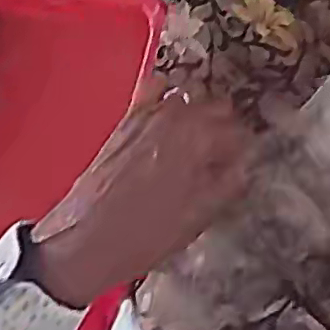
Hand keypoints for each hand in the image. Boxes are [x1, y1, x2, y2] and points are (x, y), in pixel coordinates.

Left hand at [28, 90, 250, 307]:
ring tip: (197, 135)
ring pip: (192, 95)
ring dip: (200, 110)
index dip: (245, 148)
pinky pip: (156, 86)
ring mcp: (153, 112)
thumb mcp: (199, 216)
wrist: (83, 243)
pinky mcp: (129, 116)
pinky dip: (167, 92)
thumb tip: (245, 164)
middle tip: (222, 152)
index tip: (241, 162)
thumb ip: (230, 183)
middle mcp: (182, 116)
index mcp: (204, 139)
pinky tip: (168, 108)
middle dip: (226, 126)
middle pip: (221, 107)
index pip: (241, 132)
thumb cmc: (147, 234)